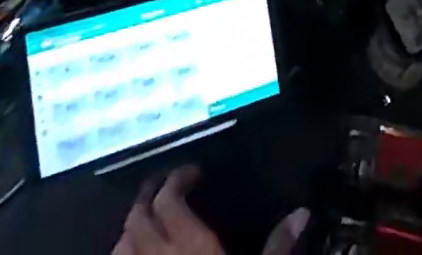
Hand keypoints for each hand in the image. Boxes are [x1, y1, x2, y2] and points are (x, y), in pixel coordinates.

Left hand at [113, 165, 310, 254]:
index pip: (171, 199)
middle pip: (139, 216)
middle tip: (165, 187)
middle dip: (149, 196)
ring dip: (130, 228)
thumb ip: (278, 247)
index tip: (193, 174)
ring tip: (147, 222)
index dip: (177, 179)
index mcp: (193, 249)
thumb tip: (301, 212)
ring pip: (119, 245)